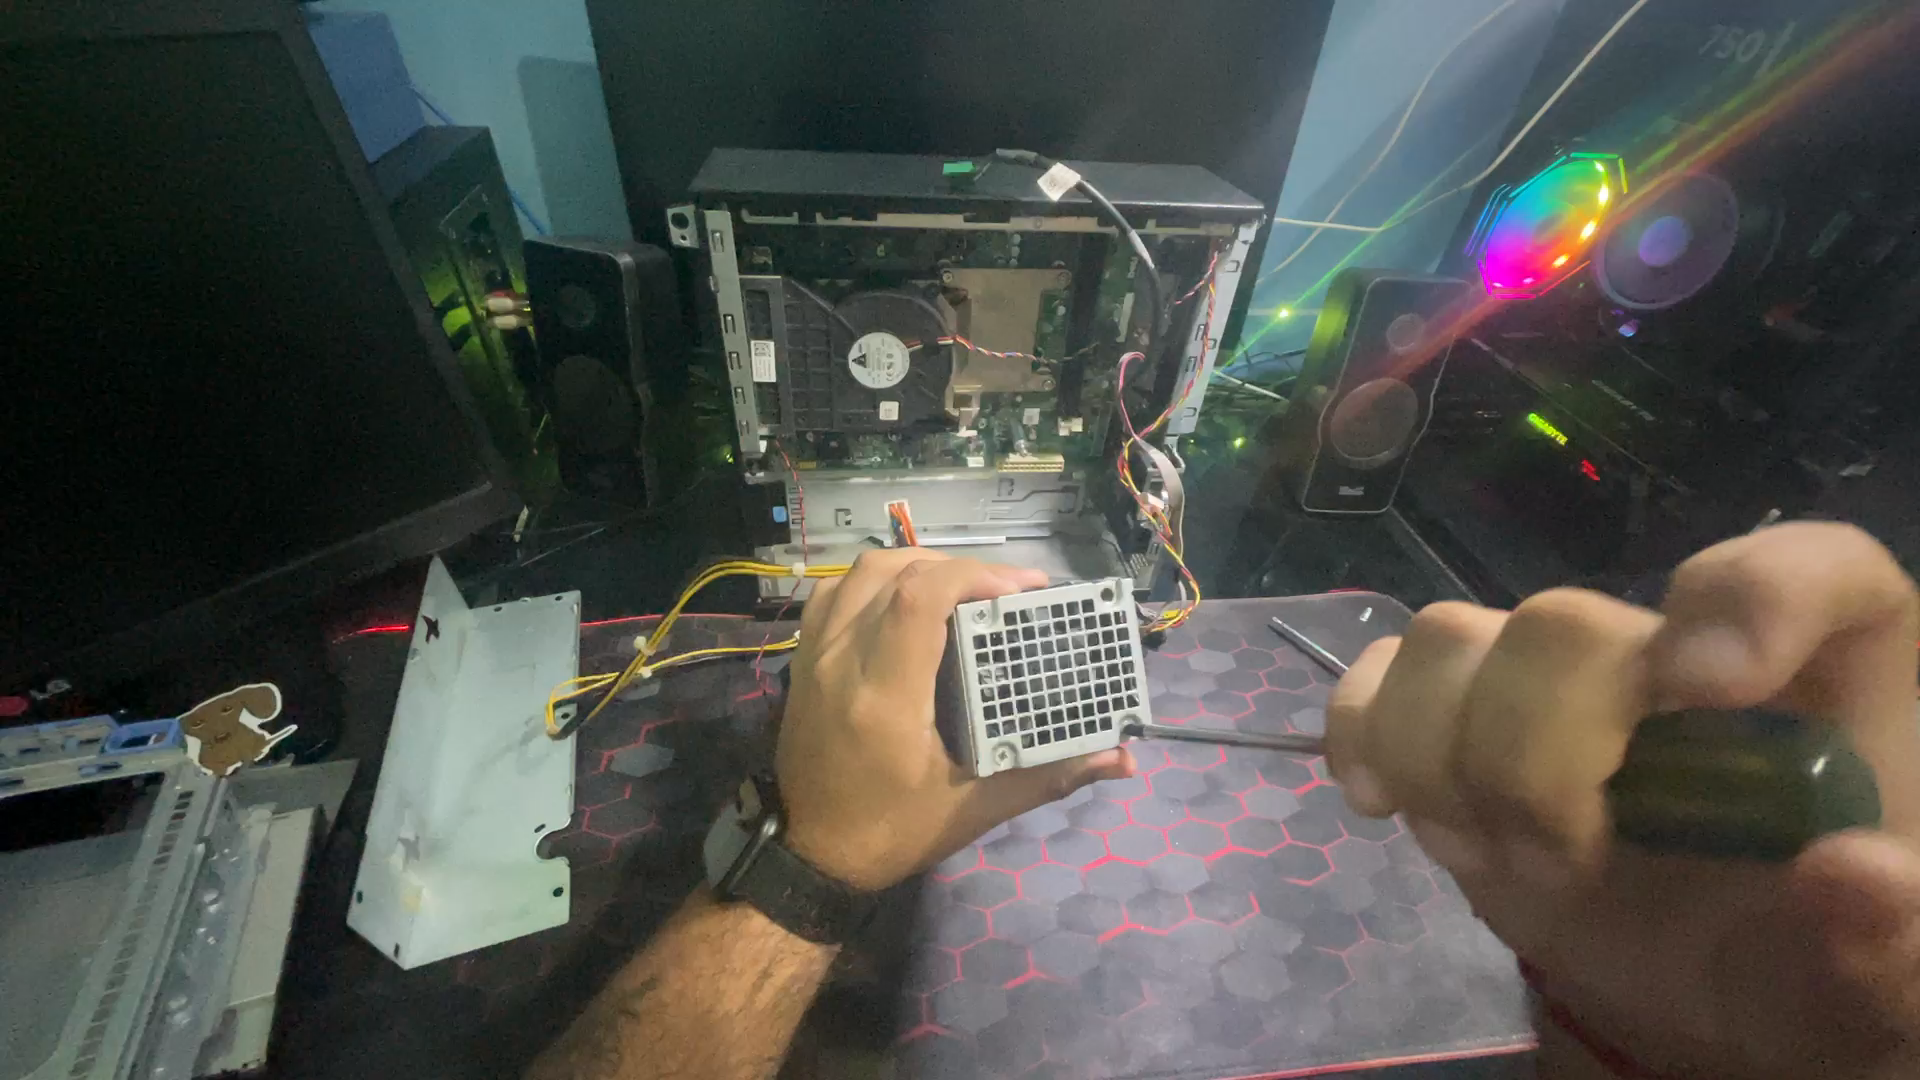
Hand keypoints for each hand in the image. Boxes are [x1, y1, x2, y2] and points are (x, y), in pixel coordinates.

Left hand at [777, 550, 1134, 890]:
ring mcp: (816, 655)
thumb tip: (1122, 761)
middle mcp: (843, 663)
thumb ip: (1047, 776)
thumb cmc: (891, 832)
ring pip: (862, 572)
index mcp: (885, 699)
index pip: (920, 601)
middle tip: (1002, 590)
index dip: (972, 575)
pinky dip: (876, 579)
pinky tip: (905, 597)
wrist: (808, 854)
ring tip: (960, 584)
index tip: (1019, 588)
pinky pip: (836, 591)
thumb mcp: (973, 810)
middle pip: (894, 573)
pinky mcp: (804, 658)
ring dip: (917, 564)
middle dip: (958, 567)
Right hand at [1326, 524, 1919, 1079]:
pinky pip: (1369, 676)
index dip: (1746, 597)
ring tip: (1475, 851)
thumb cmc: (1795, 969)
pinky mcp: (1436, 709)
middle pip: (1562, 620)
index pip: (1808, 568)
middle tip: (1551, 861)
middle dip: (1531, 747)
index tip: (1705, 690)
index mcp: (1811, 692)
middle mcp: (1653, 654)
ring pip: (1446, 638)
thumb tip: (1851, 873)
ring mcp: (1526, 676)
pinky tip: (1378, 800)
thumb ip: (1897, 958)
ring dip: (1435, 754)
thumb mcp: (1880, 999)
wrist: (1672, 986)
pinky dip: (1359, 731)